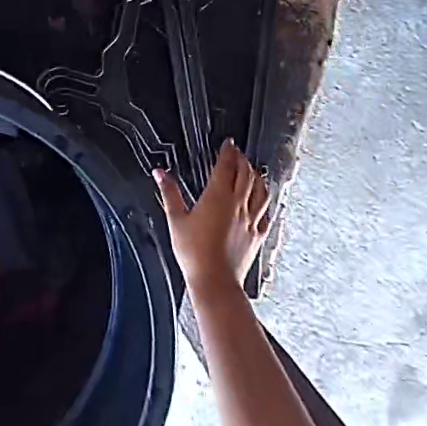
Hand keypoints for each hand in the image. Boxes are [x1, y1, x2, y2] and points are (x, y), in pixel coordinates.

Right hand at [153, 139, 272, 295]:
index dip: (228, 151)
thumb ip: (169, 193)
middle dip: (242, 159)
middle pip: (246, 173)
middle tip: (237, 153)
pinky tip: (262, 200)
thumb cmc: (194, 253)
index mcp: (218, 197)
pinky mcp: (256, 234)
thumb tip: (160, 174)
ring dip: (256, 175)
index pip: (226, 165)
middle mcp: (238, 205)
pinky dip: (264, 200)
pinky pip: (266, 211)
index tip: (228, 144)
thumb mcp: (175, 219)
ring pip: (260, 190)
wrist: (214, 281)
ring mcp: (250, 219)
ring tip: (252, 170)